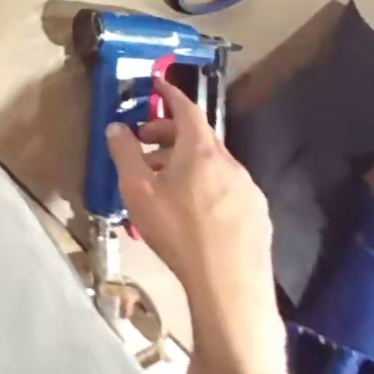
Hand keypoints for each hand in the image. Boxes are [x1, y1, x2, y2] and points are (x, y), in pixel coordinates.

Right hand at [106, 77, 285, 373]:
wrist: (230, 289)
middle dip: (167, 135)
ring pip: (211, 164)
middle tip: (143, 145)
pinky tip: (189, 211)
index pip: (187, 110)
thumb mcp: (137, 190)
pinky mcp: (257, 216)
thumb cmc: (178, 232)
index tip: (157, 84)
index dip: (170, 94)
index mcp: (202, 152)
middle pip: (198, 137)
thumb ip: (124, 153)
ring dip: (184, 163)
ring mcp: (248, 191)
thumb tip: (116, 127)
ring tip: (161, 184)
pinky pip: (225, 187)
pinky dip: (203, 184)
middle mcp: (231, 164)